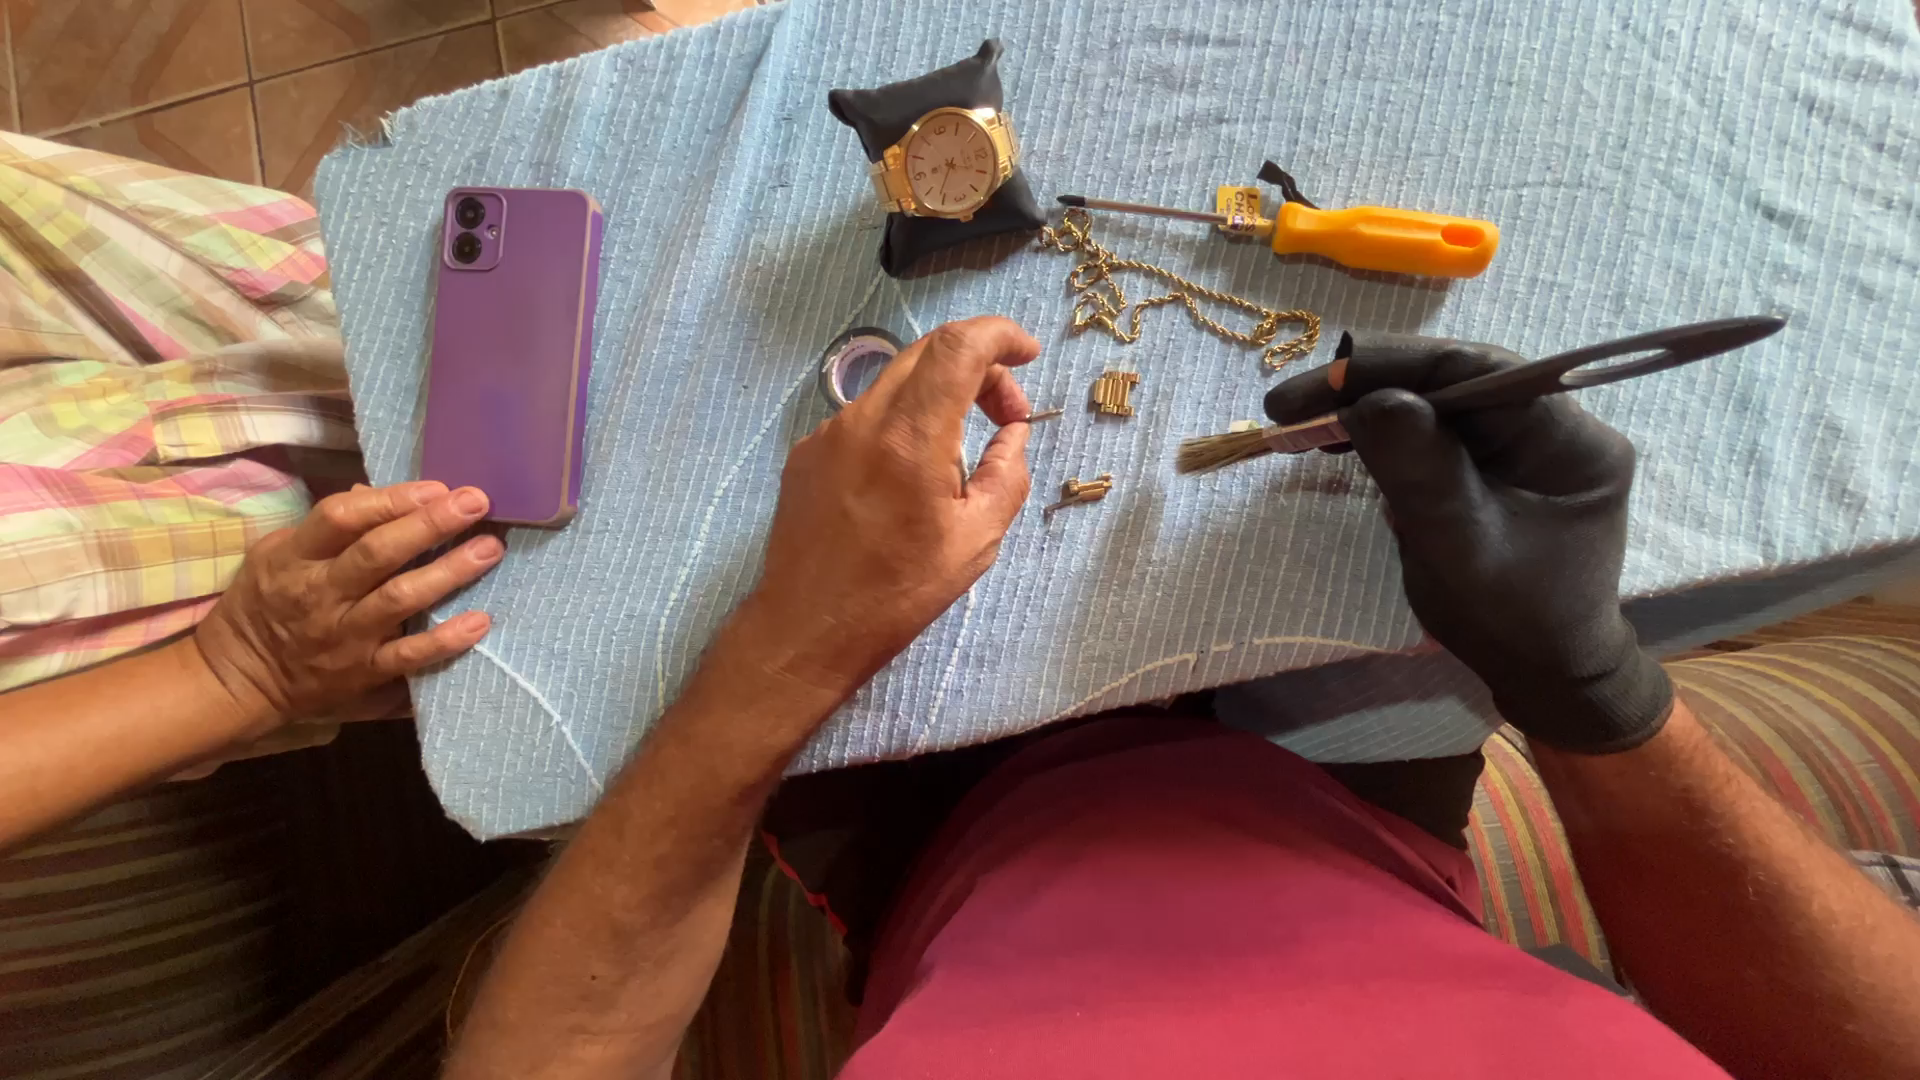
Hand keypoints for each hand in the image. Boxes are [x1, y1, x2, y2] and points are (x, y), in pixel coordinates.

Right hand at [191, 481, 503, 733]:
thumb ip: (331, 526)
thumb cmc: (268, 603)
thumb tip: (374, 490)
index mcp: (294, 558)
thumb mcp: (280, 556)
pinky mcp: (365, 671)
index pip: (339, 518)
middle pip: (377, 553)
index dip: (390, 500)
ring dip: (449, 572)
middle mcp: (320, 593)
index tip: (437, 487)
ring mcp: (344, 634)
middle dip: (429, 524)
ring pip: (400, 598)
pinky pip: (409, 655)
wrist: (237, 680)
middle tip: (477, 503)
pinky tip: (481, 621)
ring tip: (491, 548)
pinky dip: (446, 639)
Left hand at [728, 316, 1038, 704]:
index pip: (958, 346)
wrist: (807, 628)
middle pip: (928, 353)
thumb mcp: (976, 540)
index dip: (1000, 334)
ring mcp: (827, 432)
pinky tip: (908, 477)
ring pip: (896, 384)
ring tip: (959, 456)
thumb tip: (1013, 434)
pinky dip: (903, 423)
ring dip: (940, 398)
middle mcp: (863, 418)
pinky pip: (866, 417)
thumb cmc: (899, 591)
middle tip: (1006, 416)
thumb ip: (1006, 473)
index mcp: (911, 436)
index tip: (1028, 354)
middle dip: (979, 369)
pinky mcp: (807, 453)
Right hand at [1265, 332, 1672, 753]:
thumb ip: (1420, 470)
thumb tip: (1368, 398)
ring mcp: (1516, 442)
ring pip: (1431, 400)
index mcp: (1566, 440)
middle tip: (1286, 405)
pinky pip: (1426, 429)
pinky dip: (1375, 431)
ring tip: (1298, 422)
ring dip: (1361, 404)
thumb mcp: (1456, 546)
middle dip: (1364, 384)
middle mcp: (1548, 425)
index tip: (1316, 387)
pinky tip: (1336, 439)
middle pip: (1449, 377)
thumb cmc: (1507, 616)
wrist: (1537, 666)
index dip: (1390, 367)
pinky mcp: (1484, 462)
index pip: (1475, 370)